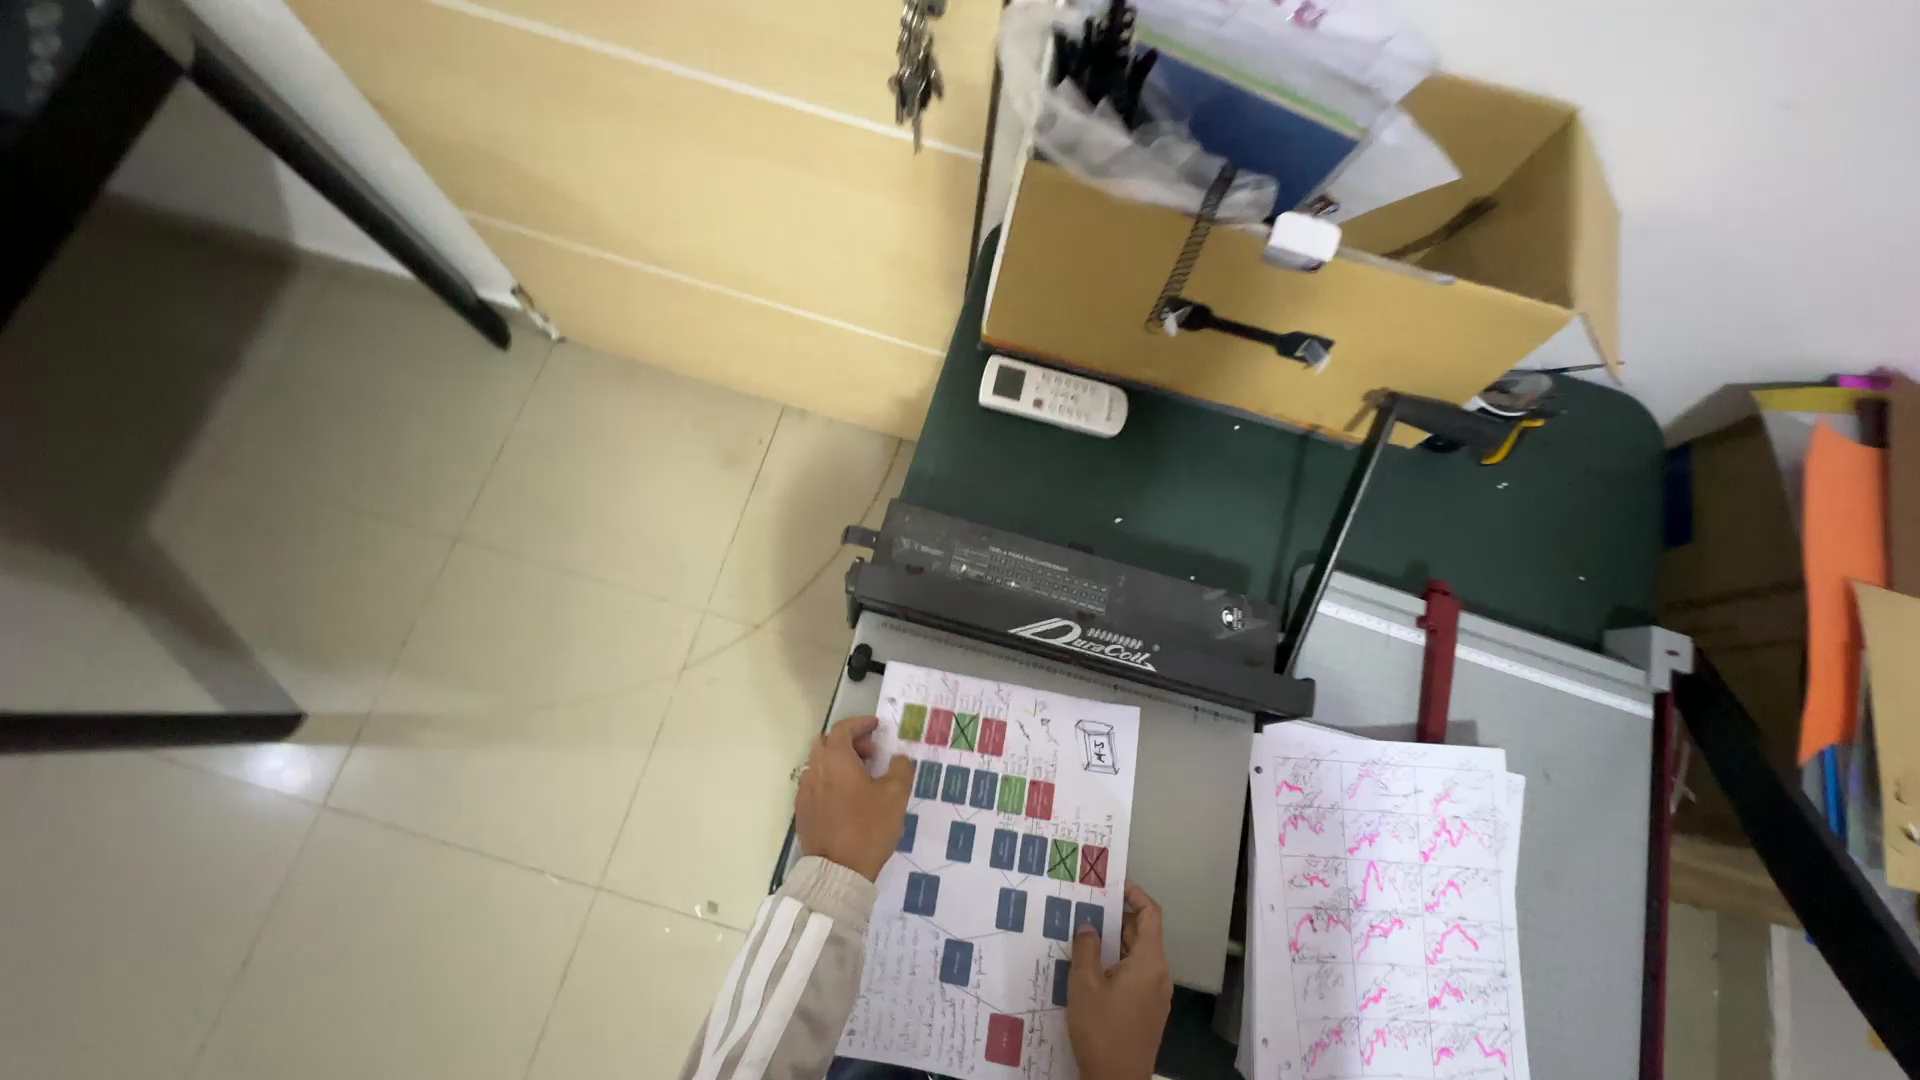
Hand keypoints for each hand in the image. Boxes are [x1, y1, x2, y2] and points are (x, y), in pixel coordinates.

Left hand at [795, 716, 913, 881]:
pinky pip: (816, 784)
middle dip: (850, 742)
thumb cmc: (868, 827)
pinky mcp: (803, 811)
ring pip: (820, 764)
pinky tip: (848, 799)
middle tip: (872, 755)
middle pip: (827, 743)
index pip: (843, 728)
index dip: (861, 724)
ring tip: (862, 778)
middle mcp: (815, 769)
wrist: (838, 871)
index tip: (877, 727)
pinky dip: (831, 780)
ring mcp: (805, 791)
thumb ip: (900, 768)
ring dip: (840, 762)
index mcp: (835, 759)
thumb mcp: (895, 795)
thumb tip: (899, 759)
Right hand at [1067, 881, 1172, 1079]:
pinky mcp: (1148, 1011)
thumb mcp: (1085, 984)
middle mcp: (1159, 974)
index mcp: (1150, 962)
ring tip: (1086, 934)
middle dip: (1118, 918)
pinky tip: (1093, 968)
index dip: (1135, 894)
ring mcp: (1156, 995)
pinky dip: (1119, 962)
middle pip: (1144, 934)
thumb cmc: (1102, 1030)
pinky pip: (1137, 974)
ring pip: (1139, 955)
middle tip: (1089, 907)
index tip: (1114, 884)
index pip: (1151, 914)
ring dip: (1116, 942)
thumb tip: (1089, 927)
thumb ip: (1086, 948)